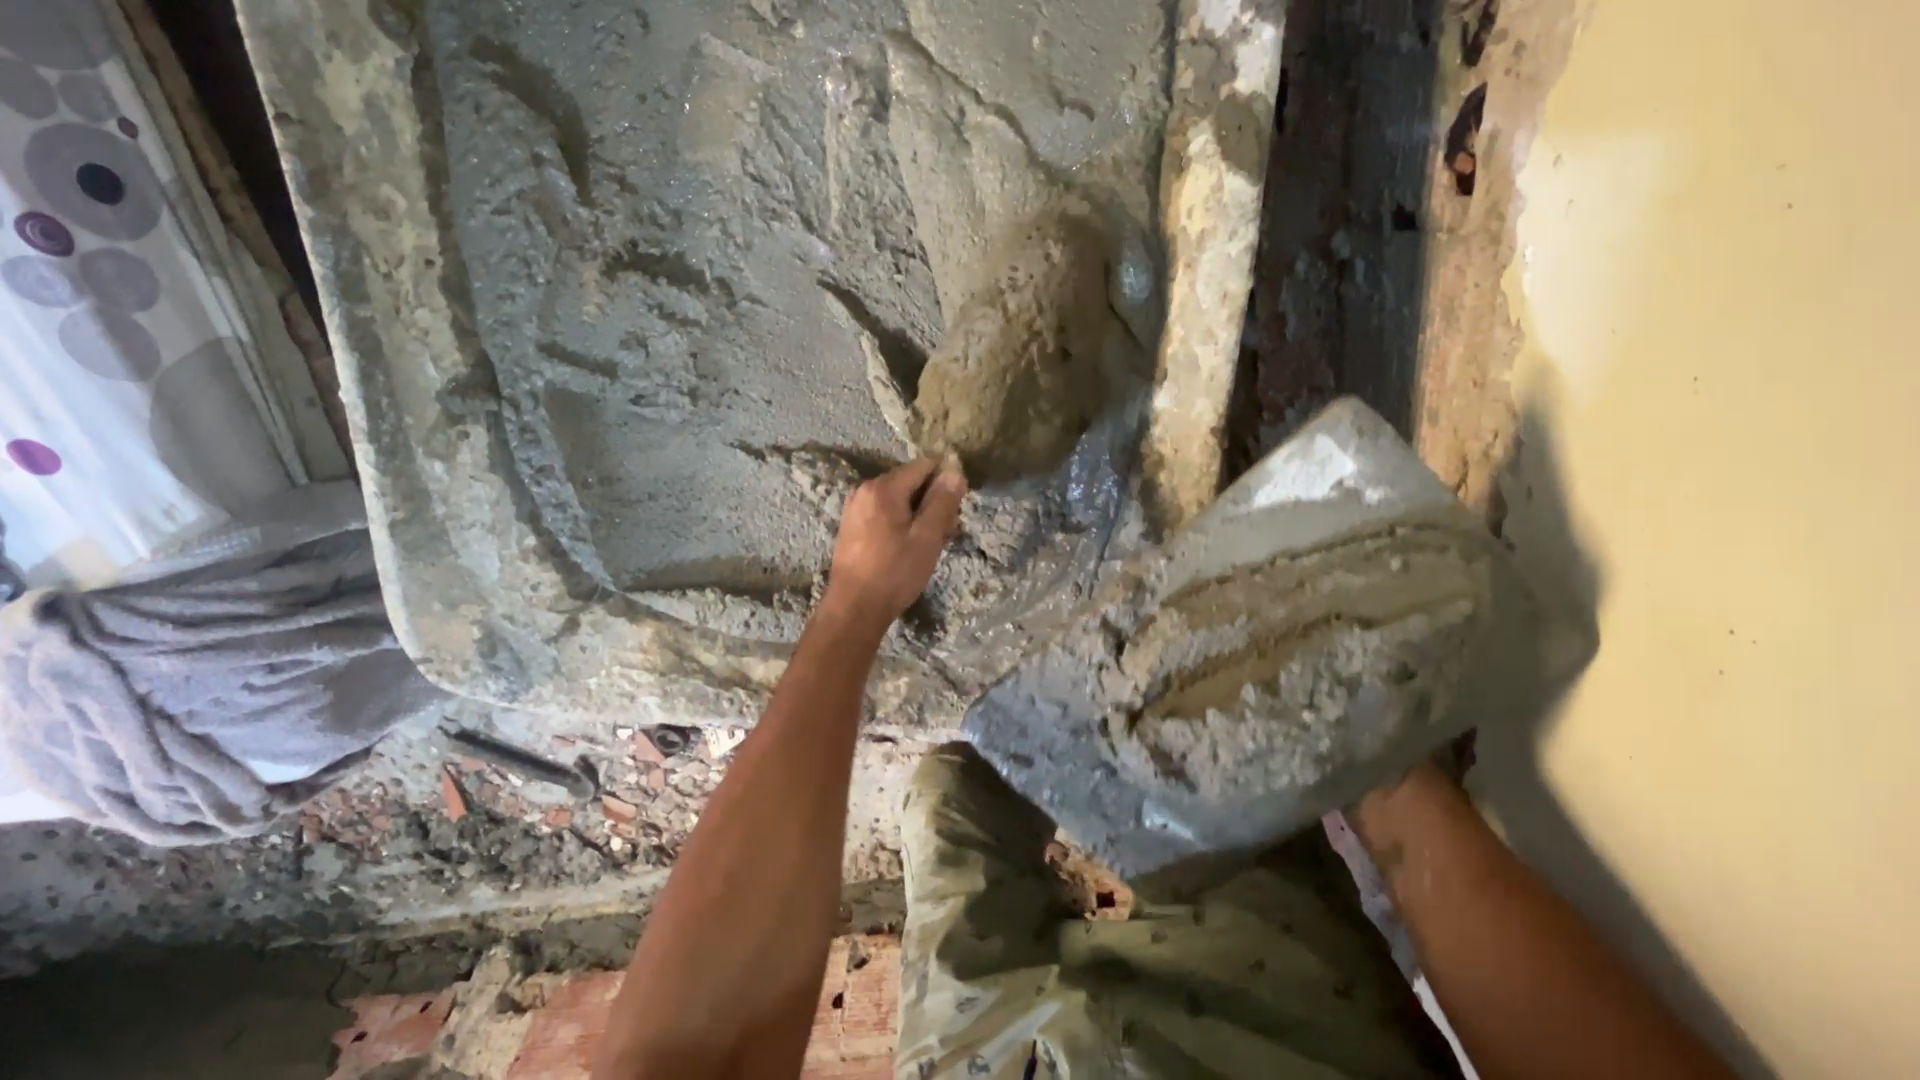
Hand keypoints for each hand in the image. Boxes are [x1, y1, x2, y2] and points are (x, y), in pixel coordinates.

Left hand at [822, 458, 966, 631]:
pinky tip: (907, 549)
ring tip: (928, 546)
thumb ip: (942, 501)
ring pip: (898, 500)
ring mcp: (855, 508)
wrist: (854, 607)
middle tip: (945, 534)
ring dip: (918, 516)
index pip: (923, 466)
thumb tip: (954, 471)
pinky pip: (884, 513)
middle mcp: (865, 490)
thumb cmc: (895, 572)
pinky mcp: (852, 526)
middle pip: (910, 482)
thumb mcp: (927, 537)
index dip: (945, 483)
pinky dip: (900, 524)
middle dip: (932, 502)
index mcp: (883, 488)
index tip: (955, 511)